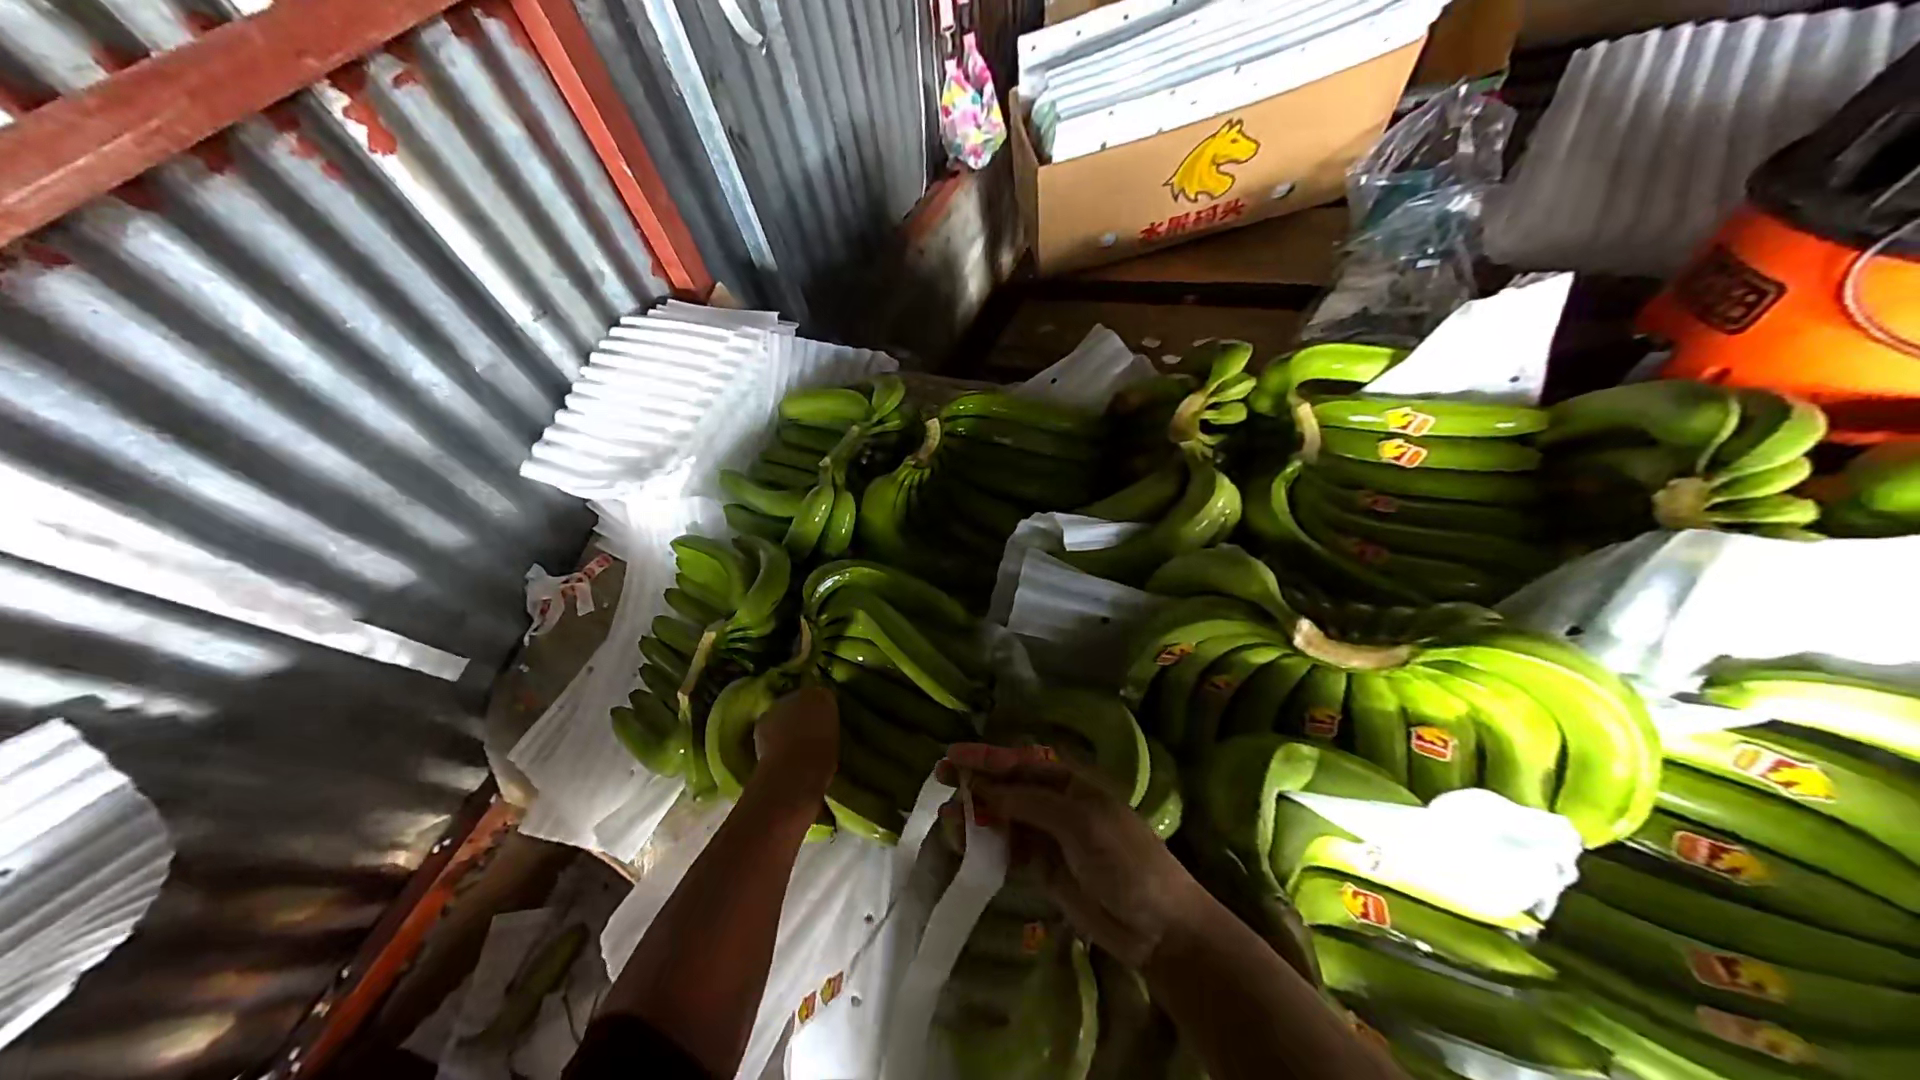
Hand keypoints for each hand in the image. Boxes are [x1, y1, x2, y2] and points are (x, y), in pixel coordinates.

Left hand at [751, 685, 837, 800]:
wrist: (794, 771)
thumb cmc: (822, 757)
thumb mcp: (833, 739)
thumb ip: (825, 727)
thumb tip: (819, 730)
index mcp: (823, 697)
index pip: (822, 698)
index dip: (821, 712)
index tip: (822, 726)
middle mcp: (799, 695)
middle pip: (800, 701)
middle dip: (801, 714)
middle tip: (805, 734)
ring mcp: (777, 706)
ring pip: (782, 713)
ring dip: (784, 724)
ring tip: (788, 745)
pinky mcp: (762, 720)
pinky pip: (768, 725)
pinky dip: (770, 735)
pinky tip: (775, 751)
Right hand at [939, 743, 1210, 968]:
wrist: (1156, 924)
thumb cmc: (1124, 859)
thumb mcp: (1080, 822)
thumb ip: (1031, 803)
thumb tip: (985, 788)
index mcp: (1070, 782)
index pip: (1020, 762)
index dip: (986, 757)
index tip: (951, 755)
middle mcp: (1055, 803)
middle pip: (1007, 786)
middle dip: (975, 782)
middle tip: (939, 780)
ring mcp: (1048, 837)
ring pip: (1003, 818)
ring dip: (975, 815)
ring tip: (947, 818)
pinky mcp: (1042, 868)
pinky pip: (1007, 850)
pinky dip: (985, 846)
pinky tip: (964, 844)